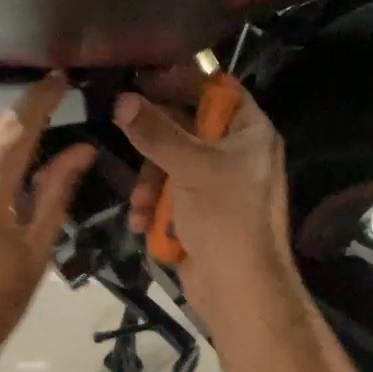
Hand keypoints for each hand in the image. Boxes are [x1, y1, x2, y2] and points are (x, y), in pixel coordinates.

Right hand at [115, 67, 295, 305]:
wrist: (238, 289)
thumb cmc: (226, 218)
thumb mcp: (190, 168)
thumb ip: (156, 133)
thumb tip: (122, 100)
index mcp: (249, 133)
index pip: (216, 90)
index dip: (182, 82)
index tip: (144, 82)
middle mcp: (236, 155)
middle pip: (185, 130)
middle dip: (154, 148)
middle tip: (127, 138)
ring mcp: (217, 187)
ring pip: (170, 167)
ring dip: (149, 186)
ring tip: (141, 207)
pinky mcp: (199, 215)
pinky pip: (169, 199)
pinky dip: (155, 209)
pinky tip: (144, 224)